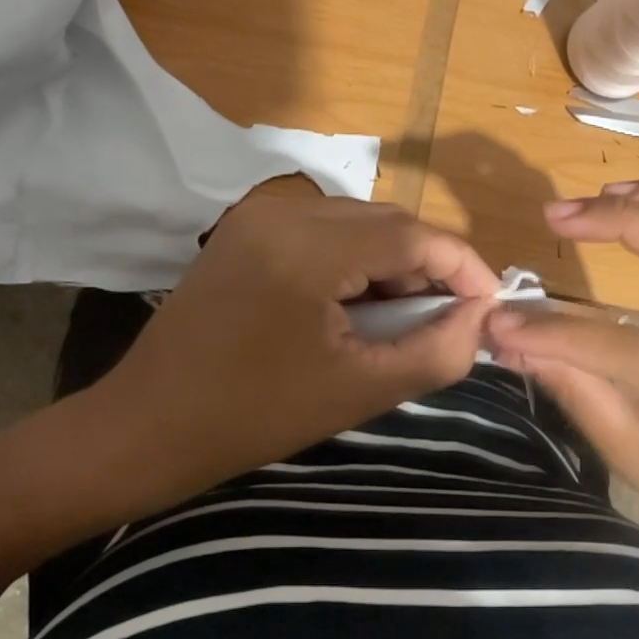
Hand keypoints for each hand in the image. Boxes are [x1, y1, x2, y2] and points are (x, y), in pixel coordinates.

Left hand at [103, 194, 501, 490]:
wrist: (146, 427)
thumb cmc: (254, 416)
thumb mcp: (359, 391)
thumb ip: (436, 351)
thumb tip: (482, 318)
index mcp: (308, 247)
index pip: (413, 235)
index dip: (464, 267)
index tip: (492, 306)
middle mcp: (283, 212)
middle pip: (387, 221)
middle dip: (429, 265)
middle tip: (452, 317)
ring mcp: (258, 217)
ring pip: (357, 222)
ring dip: (393, 262)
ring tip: (407, 316)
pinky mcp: (245, 231)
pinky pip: (322, 231)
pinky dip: (354, 260)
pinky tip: (359, 305)